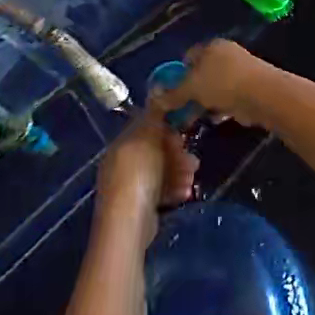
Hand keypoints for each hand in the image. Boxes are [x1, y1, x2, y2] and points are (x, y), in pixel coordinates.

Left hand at [96, 105, 197, 236]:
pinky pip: (161, 190)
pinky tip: (184, 193)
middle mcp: (124, 163)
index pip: (145, 127)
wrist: (128, 222)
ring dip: (179, 171)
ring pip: (162, 171)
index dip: (166, 126)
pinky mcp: (141, 206)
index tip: (184, 130)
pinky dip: (174, 189)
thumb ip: (153, 116)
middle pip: (156, 150)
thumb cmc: (138, 173)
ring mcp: (131, 186)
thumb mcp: (147, 137)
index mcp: (122, 144)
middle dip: (177, 153)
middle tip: (192, 160)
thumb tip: (156, 92)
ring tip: (191, 178)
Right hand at [153, 39, 277, 127]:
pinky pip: (228, 98)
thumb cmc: (223, 84)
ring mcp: (240, 70)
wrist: (263, 95)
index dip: (176, 75)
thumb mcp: (192, 88)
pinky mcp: (250, 88)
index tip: (168, 95)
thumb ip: (173, 93)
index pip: (187, 57)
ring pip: (215, 88)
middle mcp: (226, 54)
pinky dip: (220, 108)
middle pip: (201, 73)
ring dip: (204, 103)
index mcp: (211, 46)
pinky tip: (214, 120)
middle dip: (190, 93)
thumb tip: (154, 97)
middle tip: (178, 112)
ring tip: (193, 121)